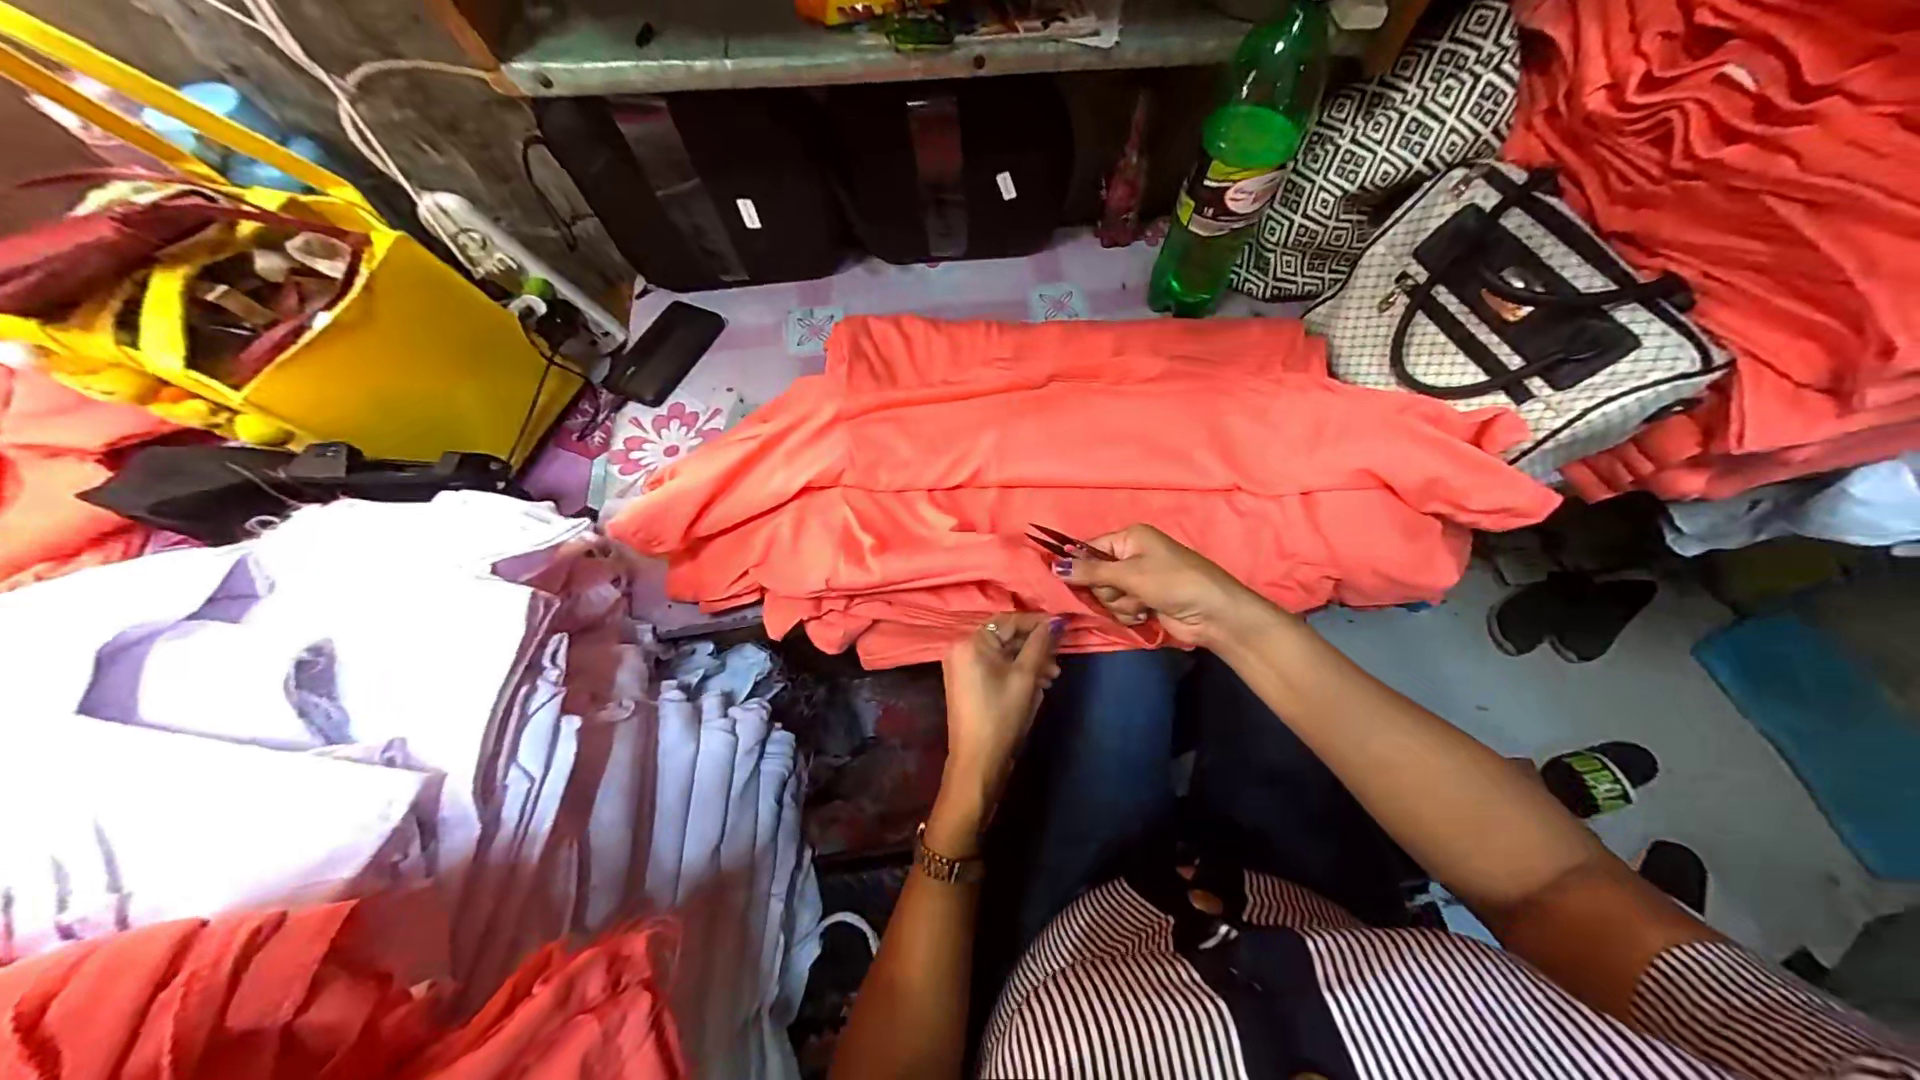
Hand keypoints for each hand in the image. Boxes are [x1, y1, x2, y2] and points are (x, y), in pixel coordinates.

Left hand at [933, 613, 1061, 852]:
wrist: (978, 760)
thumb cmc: (1002, 714)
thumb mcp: (1026, 676)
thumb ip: (1041, 644)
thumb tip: (1057, 620)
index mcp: (970, 642)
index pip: (1009, 621)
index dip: (1038, 623)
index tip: (1063, 628)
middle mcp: (960, 648)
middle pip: (1005, 637)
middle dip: (1035, 647)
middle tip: (1058, 661)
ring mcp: (961, 666)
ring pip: (1002, 653)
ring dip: (1028, 661)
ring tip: (1052, 677)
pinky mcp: (965, 681)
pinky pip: (994, 666)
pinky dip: (1015, 671)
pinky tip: (1036, 685)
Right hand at [1057, 524, 1269, 646]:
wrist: (1212, 613)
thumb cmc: (1173, 581)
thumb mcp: (1130, 573)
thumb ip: (1090, 571)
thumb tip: (1053, 566)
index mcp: (1130, 538)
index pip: (1089, 548)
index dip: (1078, 564)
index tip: (1064, 578)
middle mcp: (1131, 556)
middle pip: (1094, 575)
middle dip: (1106, 589)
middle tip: (1124, 591)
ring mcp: (1137, 580)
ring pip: (1106, 595)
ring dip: (1119, 604)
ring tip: (1141, 604)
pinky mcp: (1143, 601)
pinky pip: (1119, 608)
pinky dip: (1128, 613)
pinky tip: (1144, 614)